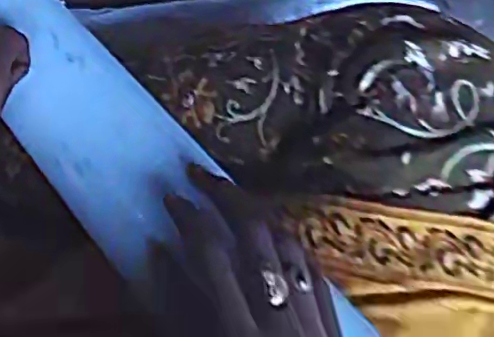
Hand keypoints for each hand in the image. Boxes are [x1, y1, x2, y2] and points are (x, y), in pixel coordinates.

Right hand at [161, 165, 341, 336]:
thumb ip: (179, 308)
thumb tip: (158, 249)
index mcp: (239, 335)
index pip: (211, 252)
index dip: (188, 215)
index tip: (170, 195)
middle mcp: (280, 323)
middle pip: (255, 232)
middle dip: (224, 193)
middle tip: (198, 174)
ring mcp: (313, 326)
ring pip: (288, 242)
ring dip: (257, 210)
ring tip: (231, 194)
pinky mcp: (335, 334)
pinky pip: (314, 269)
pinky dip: (289, 241)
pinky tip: (272, 231)